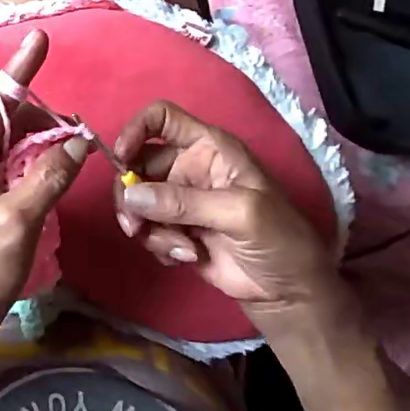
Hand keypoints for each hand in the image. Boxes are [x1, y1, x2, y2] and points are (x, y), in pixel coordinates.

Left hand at [0, 30, 89, 358]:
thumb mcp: (18, 221)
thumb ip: (48, 177)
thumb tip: (79, 142)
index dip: (18, 71)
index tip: (39, 38)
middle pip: (7, 116)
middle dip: (42, 118)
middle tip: (76, 134)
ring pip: (17, 134)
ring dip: (46, 138)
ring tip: (71, 151)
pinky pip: (20, 154)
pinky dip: (42, 154)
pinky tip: (59, 162)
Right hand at [112, 100, 354, 331]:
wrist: (288, 292)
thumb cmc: (279, 239)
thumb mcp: (239, 213)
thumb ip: (184, 202)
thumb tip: (131, 196)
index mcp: (209, 148)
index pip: (162, 118)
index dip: (136, 129)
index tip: (120, 158)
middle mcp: (189, 168)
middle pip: (138, 164)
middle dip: (130, 195)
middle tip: (134, 226)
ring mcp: (180, 201)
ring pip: (138, 201)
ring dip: (148, 228)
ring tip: (178, 250)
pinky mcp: (175, 230)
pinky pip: (147, 229)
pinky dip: (157, 245)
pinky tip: (184, 258)